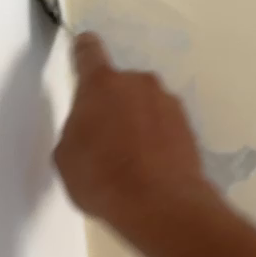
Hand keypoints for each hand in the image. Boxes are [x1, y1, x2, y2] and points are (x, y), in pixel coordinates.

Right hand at [54, 33, 222, 242]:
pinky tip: (147, 168)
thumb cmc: (101, 178)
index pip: (89, 51)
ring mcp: (168, 103)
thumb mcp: (66, 156)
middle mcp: (139, 83)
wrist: (161, 206)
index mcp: (101, 84)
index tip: (81, 51)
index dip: (82, 51)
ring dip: (135, 122)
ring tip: (128, 159)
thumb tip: (89, 130)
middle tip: (102, 138)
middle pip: (119, 84)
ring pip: (144, 105)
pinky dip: (155, 139)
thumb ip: (75, 129)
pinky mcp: (189, 126)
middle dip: (110, 104)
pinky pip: (163, 125)